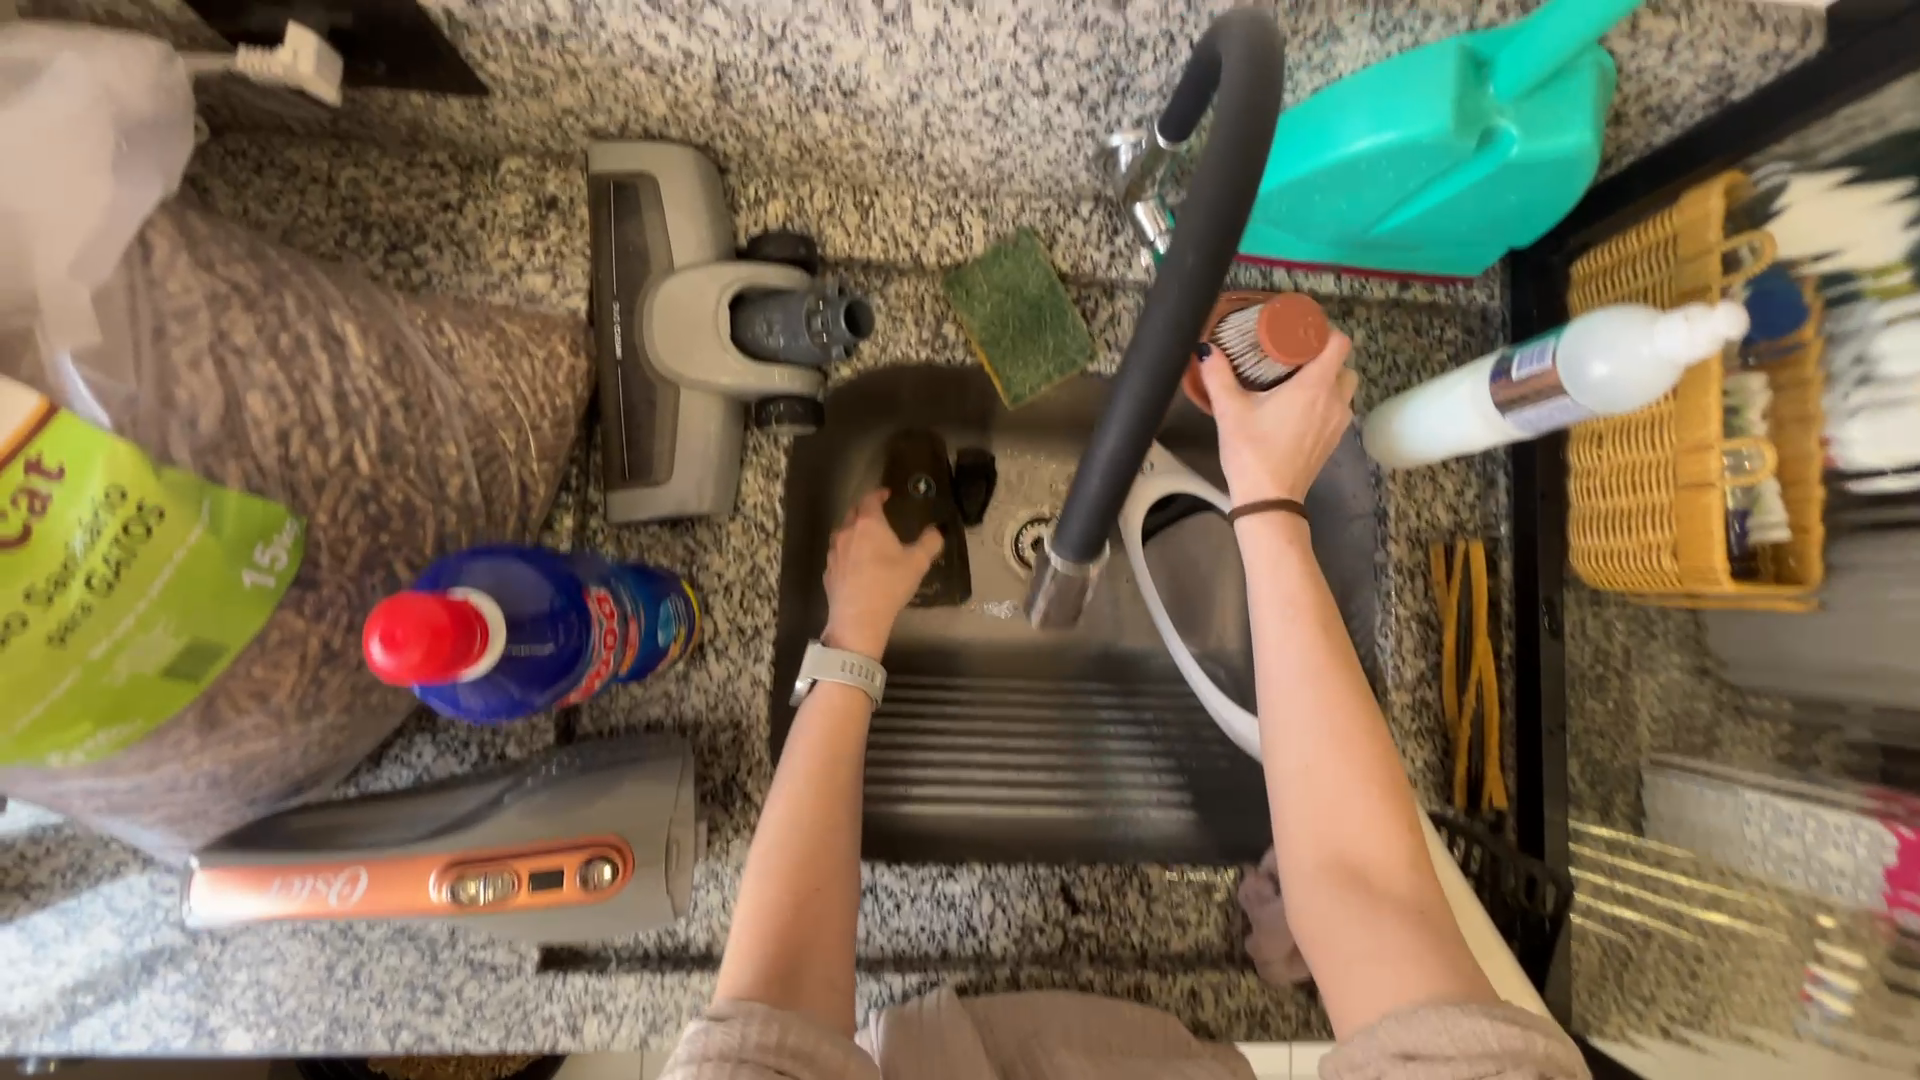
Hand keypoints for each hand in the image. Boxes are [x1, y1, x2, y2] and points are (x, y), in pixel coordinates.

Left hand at [821, 489, 942, 658]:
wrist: (859, 617)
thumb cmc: (889, 584)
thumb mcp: (918, 562)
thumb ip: (930, 542)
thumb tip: (936, 531)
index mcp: (869, 524)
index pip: (870, 499)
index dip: (878, 494)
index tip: (886, 494)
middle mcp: (847, 532)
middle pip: (853, 513)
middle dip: (865, 510)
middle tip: (878, 515)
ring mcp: (834, 552)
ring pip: (842, 533)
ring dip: (853, 531)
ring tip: (866, 539)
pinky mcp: (828, 570)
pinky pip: (838, 554)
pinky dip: (847, 552)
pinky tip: (855, 564)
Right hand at [1197, 331, 1358, 504]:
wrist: (1268, 499)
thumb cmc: (1252, 451)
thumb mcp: (1229, 411)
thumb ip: (1217, 377)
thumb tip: (1205, 349)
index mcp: (1315, 385)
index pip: (1338, 342)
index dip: (1323, 332)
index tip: (1300, 335)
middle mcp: (1335, 400)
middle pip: (1343, 365)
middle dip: (1323, 358)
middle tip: (1294, 360)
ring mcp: (1338, 423)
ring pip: (1343, 389)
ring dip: (1326, 382)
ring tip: (1294, 384)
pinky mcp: (1333, 441)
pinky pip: (1336, 410)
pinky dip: (1323, 403)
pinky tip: (1295, 412)